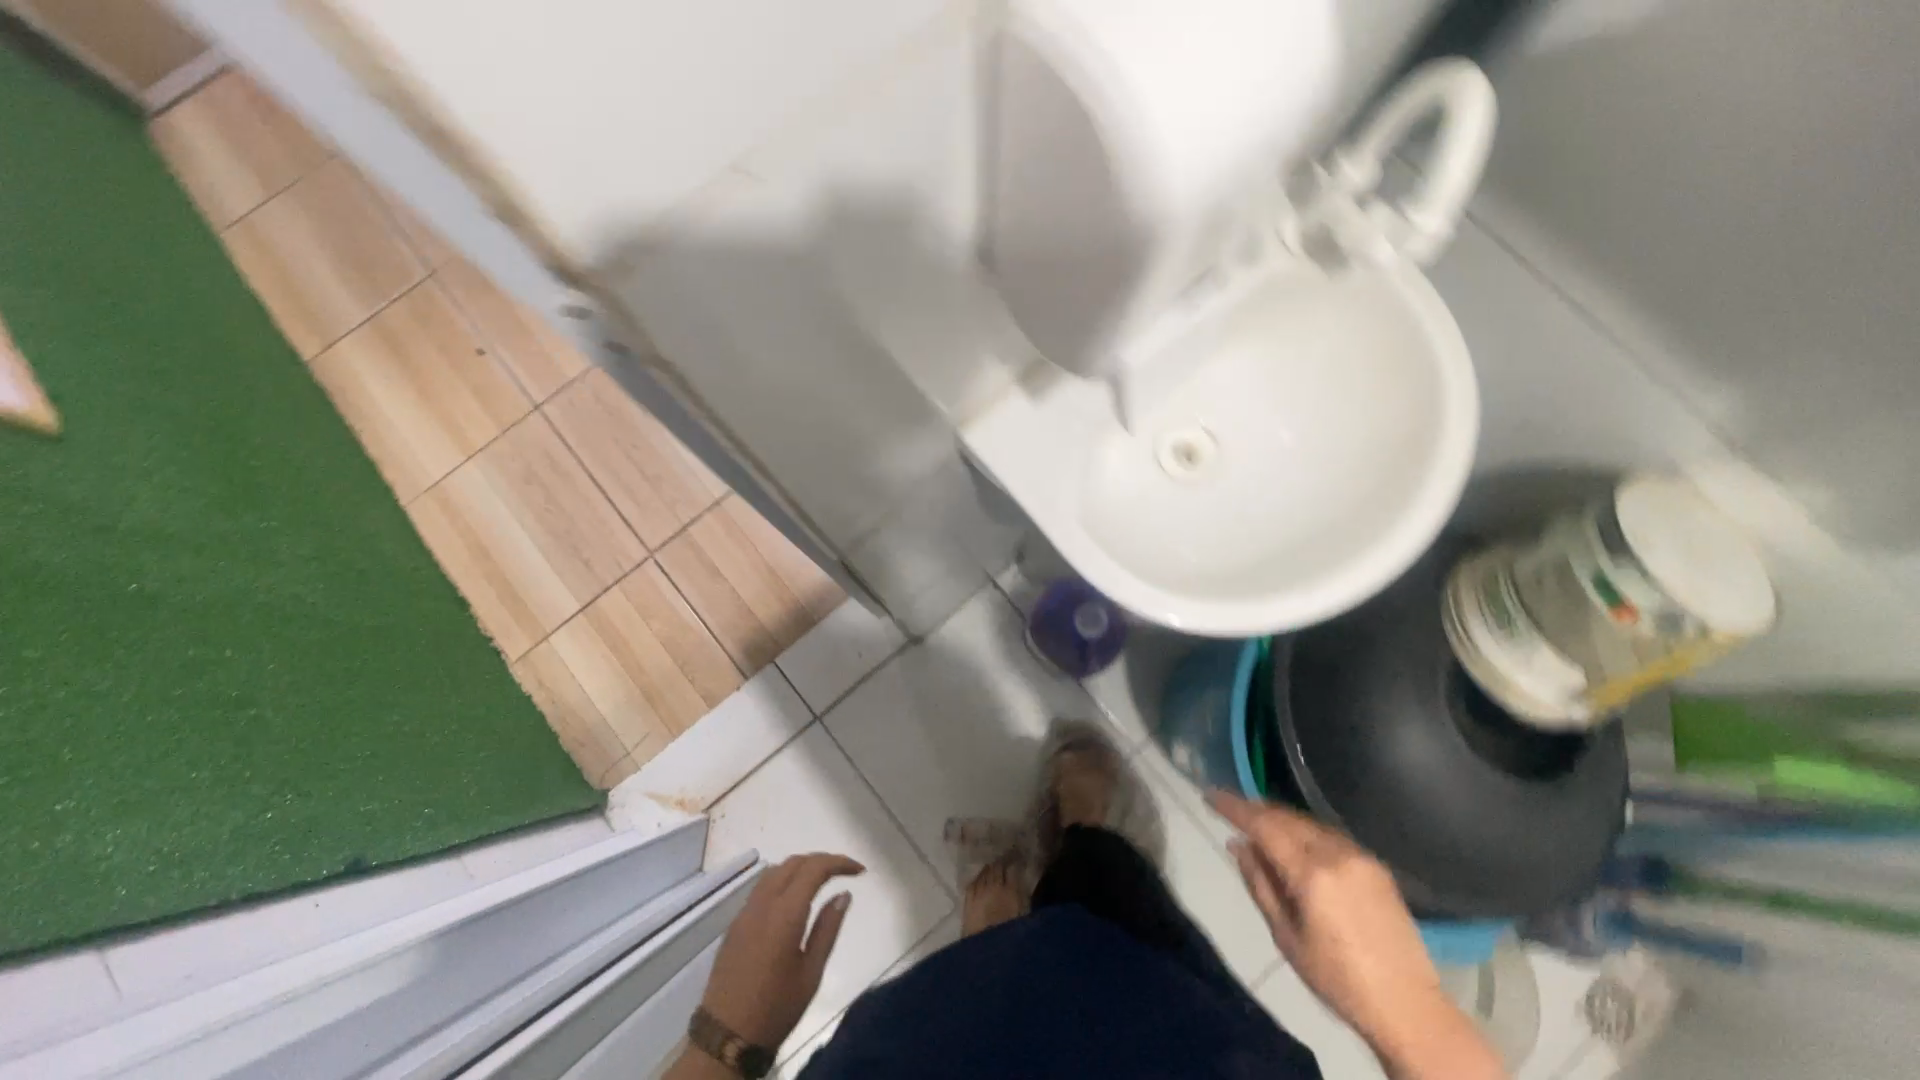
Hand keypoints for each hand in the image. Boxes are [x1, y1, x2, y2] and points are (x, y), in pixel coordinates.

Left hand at [701, 853, 864, 1048]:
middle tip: (844, 873)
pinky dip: (783, 881)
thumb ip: (827, 928)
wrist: (725, 1037)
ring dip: (800, 868)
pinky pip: (761, 889)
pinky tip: (794, 900)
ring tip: (822, 882)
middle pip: (793, 863)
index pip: (814, 868)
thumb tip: (843, 894)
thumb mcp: (811, 973)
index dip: (839, 862)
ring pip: (774, 872)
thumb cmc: (776, 1009)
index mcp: (785, 914)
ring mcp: (744, 913)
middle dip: (821, 860)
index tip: (860, 871)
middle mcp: (762, 905)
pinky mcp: (735, 925)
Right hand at [1208, 792, 1503, 1079]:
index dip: (1235, 807)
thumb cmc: (1335, 978)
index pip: (1264, 825)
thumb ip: (1260, 883)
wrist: (1405, 1003)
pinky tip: (1295, 842)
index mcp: (1311, 873)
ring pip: (1310, 824)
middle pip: (1288, 818)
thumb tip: (1239, 845)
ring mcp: (1360, 857)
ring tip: (1258, 823)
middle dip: (1257, 810)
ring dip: (1281, 819)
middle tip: (1231, 809)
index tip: (1211, 796)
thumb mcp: (1285, 936)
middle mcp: (1337, 854)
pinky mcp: (1376, 866)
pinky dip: (1306, 832)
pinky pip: (1331, 836)